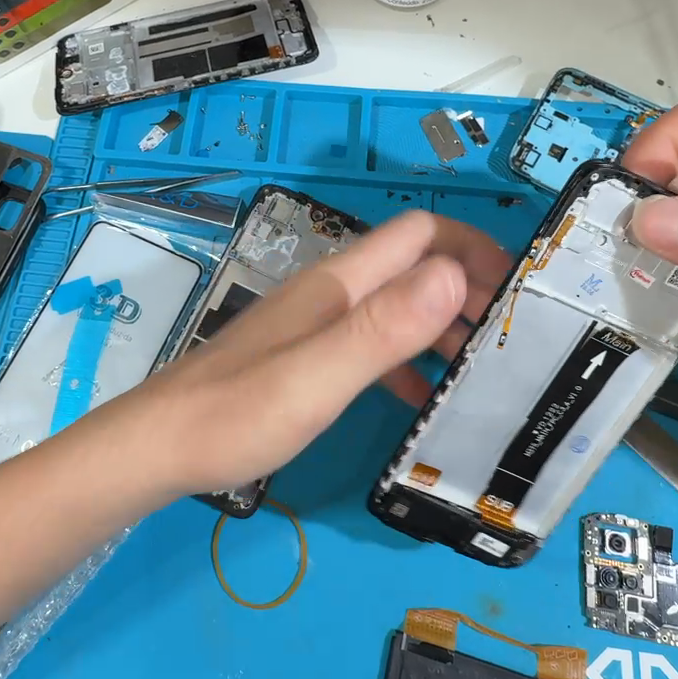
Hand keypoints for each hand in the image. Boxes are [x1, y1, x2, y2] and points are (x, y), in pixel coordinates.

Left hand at [102, 210, 510, 496]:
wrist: (161, 445)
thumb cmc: (238, 412)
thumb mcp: (319, 374)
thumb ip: (384, 326)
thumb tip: (453, 272)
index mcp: (339, 284)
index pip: (419, 234)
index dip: (471, 247)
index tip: (515, 291)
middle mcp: (331, 292)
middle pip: (412, 264)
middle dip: (466, 286)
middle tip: (506, 341)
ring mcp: (316, 323)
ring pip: (395, 304)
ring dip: (440, 324)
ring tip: (478, 370)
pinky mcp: (304, 355)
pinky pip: (370, 343)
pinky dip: (406, 360)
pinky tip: (421, 399)